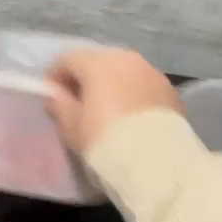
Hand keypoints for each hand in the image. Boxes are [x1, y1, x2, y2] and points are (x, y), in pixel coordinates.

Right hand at [46, 48, 180, 153]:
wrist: (156, 163)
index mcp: (98, 63)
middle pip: (98, 61)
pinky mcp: (170, 90)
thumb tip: (55, 95)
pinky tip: (130, 116)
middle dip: (85, 79)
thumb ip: (59, 104)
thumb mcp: (72, 126)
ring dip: (111, 84)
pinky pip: (143, 85)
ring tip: (107, 110)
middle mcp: (126, 58)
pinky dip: (132, 94)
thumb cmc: (105, 140)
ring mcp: (152, 72)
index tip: (51, 97)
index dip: (55, 77)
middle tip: (79, 103)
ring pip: (123, 71)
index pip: (67, 60)